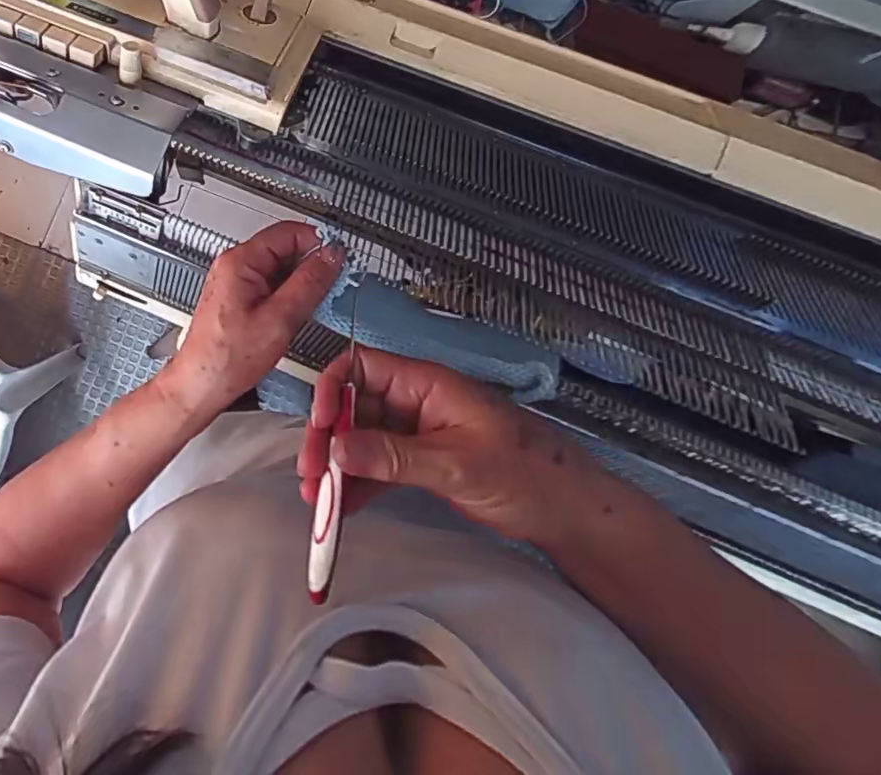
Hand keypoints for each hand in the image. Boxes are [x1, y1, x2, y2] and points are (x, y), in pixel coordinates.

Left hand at [154, 221, 344, 424]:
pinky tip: (292, 317)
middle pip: (285, 248)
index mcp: (240, 261)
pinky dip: (288, 296)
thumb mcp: (280, 319)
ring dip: (300, 283)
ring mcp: (235, 281)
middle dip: (310, 265)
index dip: (318, 243)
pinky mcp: (238, 297)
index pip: (289, 231)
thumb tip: (331, 256)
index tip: (338, 259)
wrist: (201, 384)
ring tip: (307, 308)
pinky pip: (270, 284)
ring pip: (280, 268)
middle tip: (328, 287)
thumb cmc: (226, 358)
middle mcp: (233, 265)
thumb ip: (310, 283)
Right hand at [298, 348, 613, 544]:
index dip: (333, 391)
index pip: (362, 367)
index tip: (319, 428)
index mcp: (425, 383)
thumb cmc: (526, 472)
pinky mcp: (419, 461)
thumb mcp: (456, 465)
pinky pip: (377, 466)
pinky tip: (341, 507)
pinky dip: (358, 484)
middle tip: (310, 474)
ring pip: (361, 439)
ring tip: (316, 499)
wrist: (569, 512)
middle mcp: (413, 401)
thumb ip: (394, 456)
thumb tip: (336, 447)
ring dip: (336, 465)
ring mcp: (415, 432)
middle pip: (353, 406)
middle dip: (327, 437)